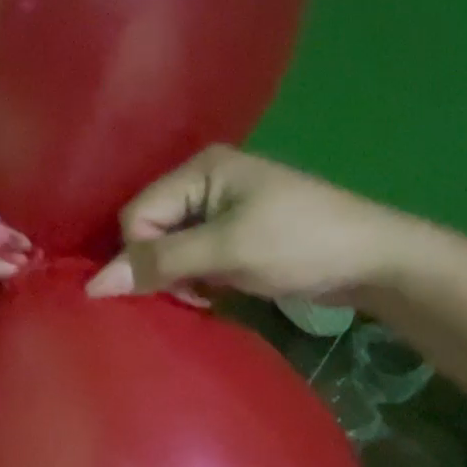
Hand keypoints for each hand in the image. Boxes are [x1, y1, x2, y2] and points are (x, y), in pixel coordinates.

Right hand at [84, 146, 414, 305]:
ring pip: (175, 246)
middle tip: (192, 296)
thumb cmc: (299, 244)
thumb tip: (93, 284)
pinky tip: (216, 296)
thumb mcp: (227, 251)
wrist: (373, 259)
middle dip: (162, 267)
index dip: (140, 255)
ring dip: (182, 277)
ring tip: (207, 298)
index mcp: (201, 168)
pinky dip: (201, 278)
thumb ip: (161, 263)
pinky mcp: (240, 232)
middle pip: (153, 228)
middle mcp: (207, 180)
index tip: (172, 289)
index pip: (139, 213)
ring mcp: (225, 207)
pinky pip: (199, 255)